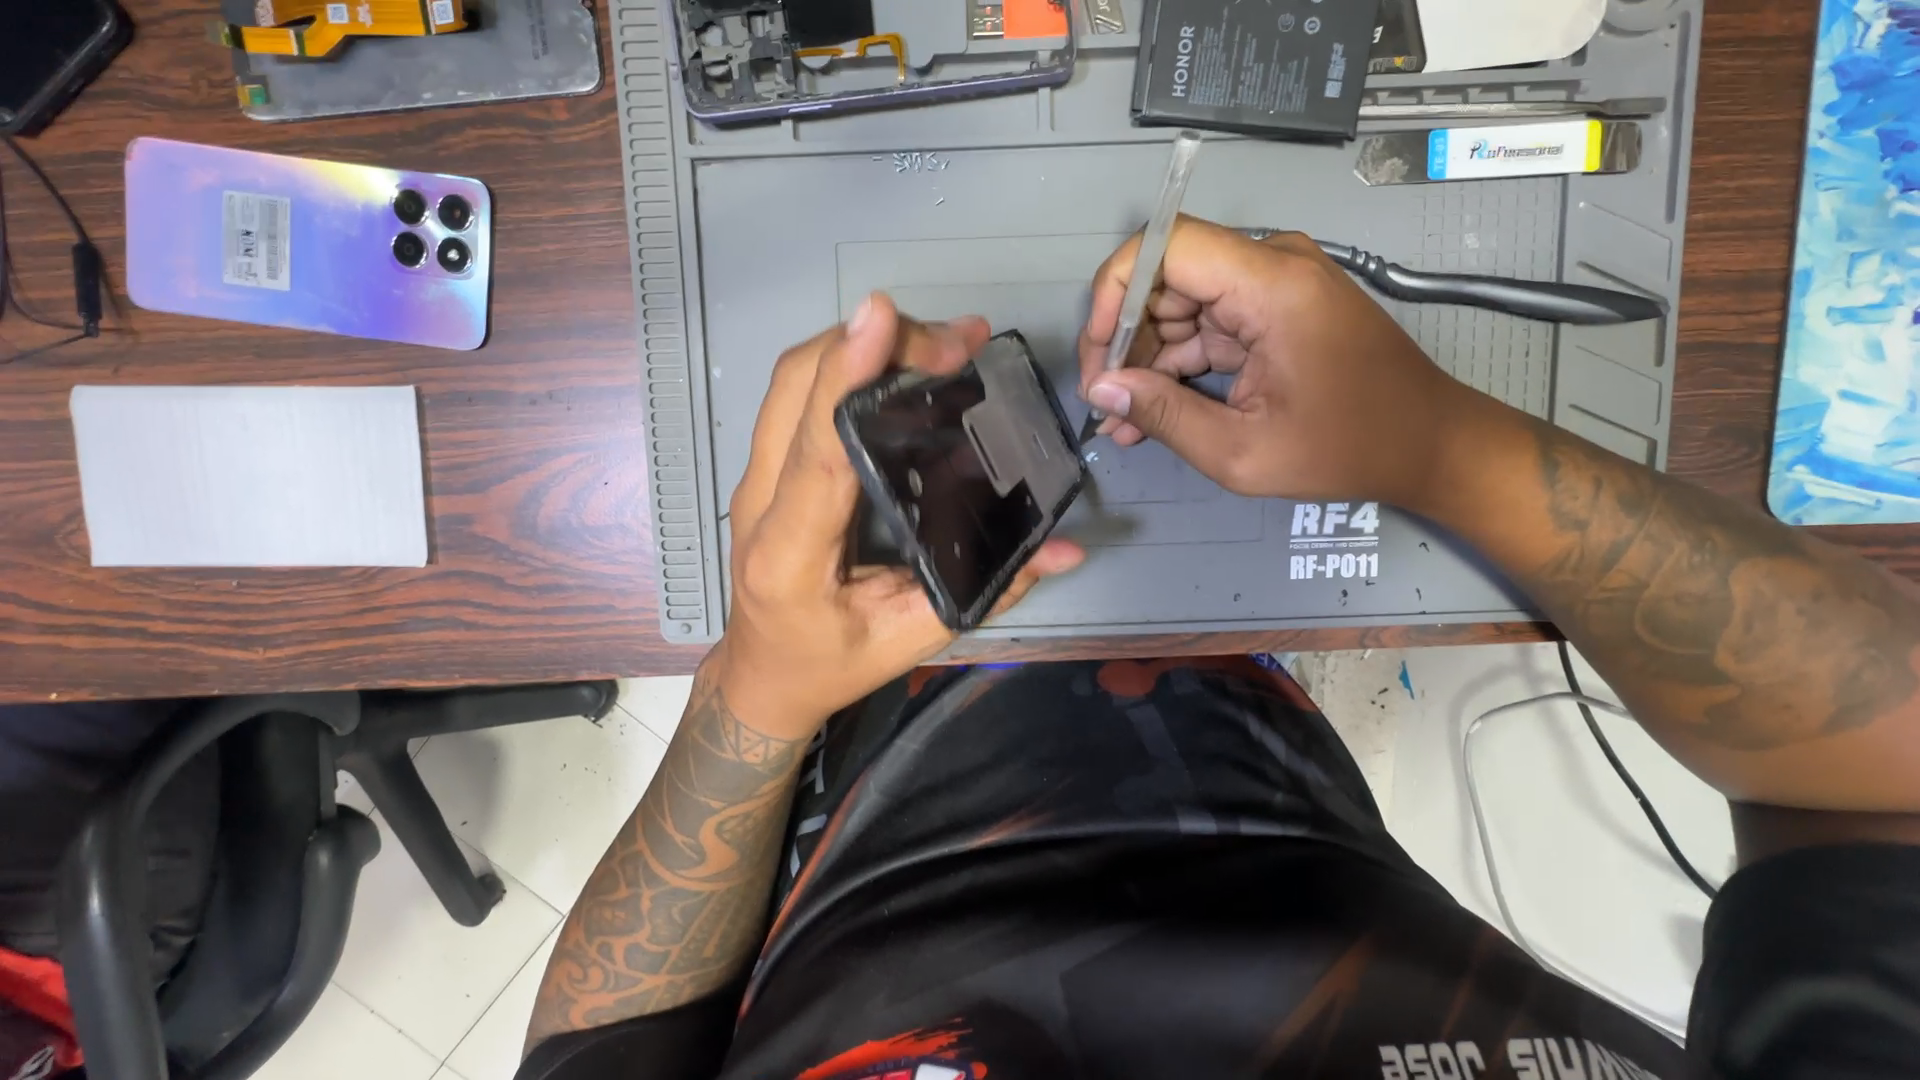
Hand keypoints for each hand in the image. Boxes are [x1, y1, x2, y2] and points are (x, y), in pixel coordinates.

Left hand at [710, 293, 1084, 740]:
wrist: (762, 675)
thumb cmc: (831, 664)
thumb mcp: (911, 638)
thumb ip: (987, 592)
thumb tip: (1064, 550)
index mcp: (792, 554)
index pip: (817, 453)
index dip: (846, 375)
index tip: (884, 314)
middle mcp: (759, 503)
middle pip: (793, 389)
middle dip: (867, 343)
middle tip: (953, 342)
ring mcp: (754, 479)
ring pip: (788, 382)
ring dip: (854, 344)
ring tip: (937, 342)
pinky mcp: (765, 467)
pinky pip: (794, 396)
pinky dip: (842, 363)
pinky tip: (897, 364)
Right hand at [1076, 218, 1475, 508]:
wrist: (1428, 445)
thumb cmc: (1346, 449)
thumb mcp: (1241, 450)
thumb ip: (1164, 415)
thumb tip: (1102, 390)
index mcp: (1271, 285)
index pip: (1165, 245)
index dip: (1115, 292)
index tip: (1099, 354)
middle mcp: (1271, 267)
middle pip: (1166, 278)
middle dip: (1124, 340)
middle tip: (1105, 402)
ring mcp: (1273, 287)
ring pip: (1179, 306)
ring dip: (1146, 361)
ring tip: (1123, 420)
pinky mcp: (1274, 310)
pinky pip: (1206, 326)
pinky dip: (1176, 366)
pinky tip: (1151, 411)